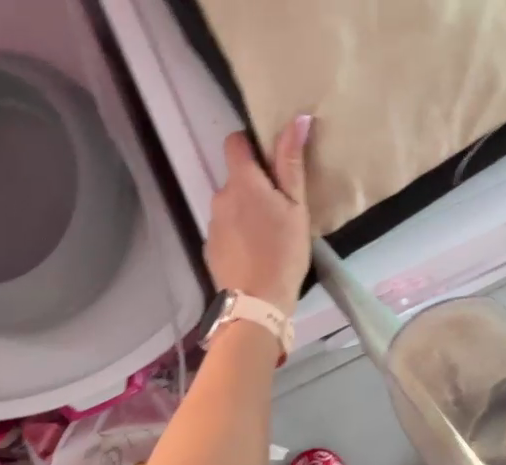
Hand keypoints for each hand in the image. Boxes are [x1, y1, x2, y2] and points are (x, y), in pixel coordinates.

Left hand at [206, 117, 313, 314]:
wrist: (257, 305)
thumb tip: (295, 119)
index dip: (250, 145)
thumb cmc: (283, 253)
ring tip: (266, 238)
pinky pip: (224, 232)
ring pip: (229, 207)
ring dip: (244, 214)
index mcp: (242, 183)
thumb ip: (291, 164)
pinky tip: (252, 255)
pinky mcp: (209, 250)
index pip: (234, 142)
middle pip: (235, 180)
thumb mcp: (296, 207)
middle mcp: (220, 198)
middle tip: (278, 210)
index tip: (269, 161)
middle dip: (253, 188)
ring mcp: (211, 225)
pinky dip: (236, 237)